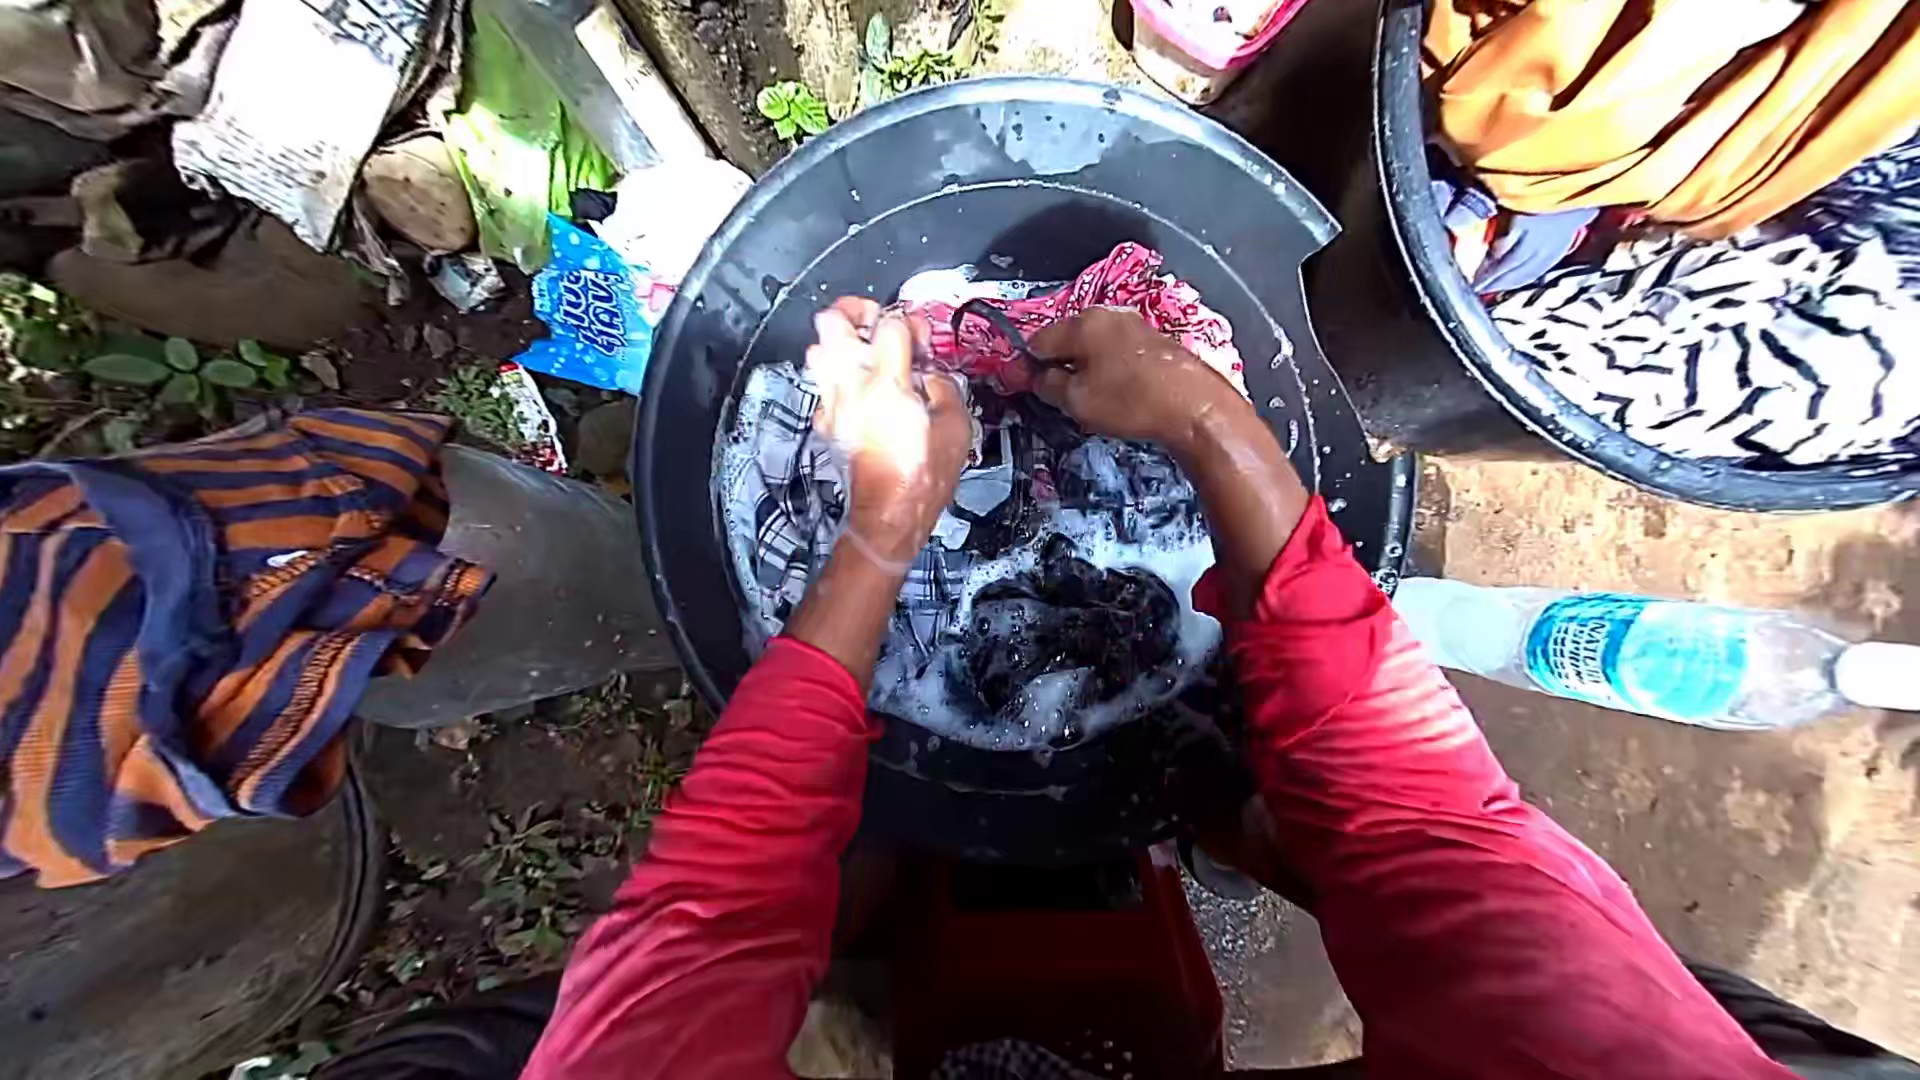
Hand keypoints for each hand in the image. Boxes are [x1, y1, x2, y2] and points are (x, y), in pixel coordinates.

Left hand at [807, 297, 972, 565]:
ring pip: (816, 349)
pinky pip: (821, 384)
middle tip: (877, 326)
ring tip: (865, 356)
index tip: (920, 342)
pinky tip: (859, 391)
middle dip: (856, 312)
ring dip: (841, 344)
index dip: (908, 324)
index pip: (888, 324)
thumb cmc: (921, 478)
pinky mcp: (825, 423)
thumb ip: (945, 388)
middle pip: (832, 320)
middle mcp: (851, 386)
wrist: (888, 515)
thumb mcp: (956, 428)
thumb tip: (931, 376)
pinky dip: (836, 377)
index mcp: (887, 383)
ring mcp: (832, 404)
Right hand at [1027, 307, 1248, 448]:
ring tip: (1083, 397)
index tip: (1022, 386)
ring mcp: (1133, 325)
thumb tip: (1036, 376)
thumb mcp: (1076, 400)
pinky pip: (1114, 352)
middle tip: (1054, 396)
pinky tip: (1111, 391)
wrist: (1194, 407)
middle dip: (1055, 364)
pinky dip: (1104, 368)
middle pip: (1066, 338)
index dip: (1026, 365)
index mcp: (1082, 322)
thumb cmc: (1129, 401)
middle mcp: (1107, 314)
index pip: (1038, 339)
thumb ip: (1048, 385)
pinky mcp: (1153, 342)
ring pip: (1092, 345)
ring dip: (1080, 367)